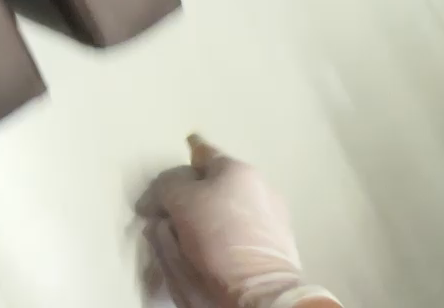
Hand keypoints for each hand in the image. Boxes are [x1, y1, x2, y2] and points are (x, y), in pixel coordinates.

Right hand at [137, 136, 338, 307]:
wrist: (261, 292)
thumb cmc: (217, 233)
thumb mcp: (175, 198)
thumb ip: (165, 185)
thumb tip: (166, 196)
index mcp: (238, 169)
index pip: (204, 151)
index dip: (188, 150)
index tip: (181, 151)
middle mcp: (260, 188)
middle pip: (216, 182)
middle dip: (193, 191)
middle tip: (171, 207)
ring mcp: (274, 221)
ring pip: (228, 208)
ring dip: (207, 216)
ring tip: (185, 234)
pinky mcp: (278, 252)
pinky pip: (241, 233)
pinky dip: (224, 237)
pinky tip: (208, 250)